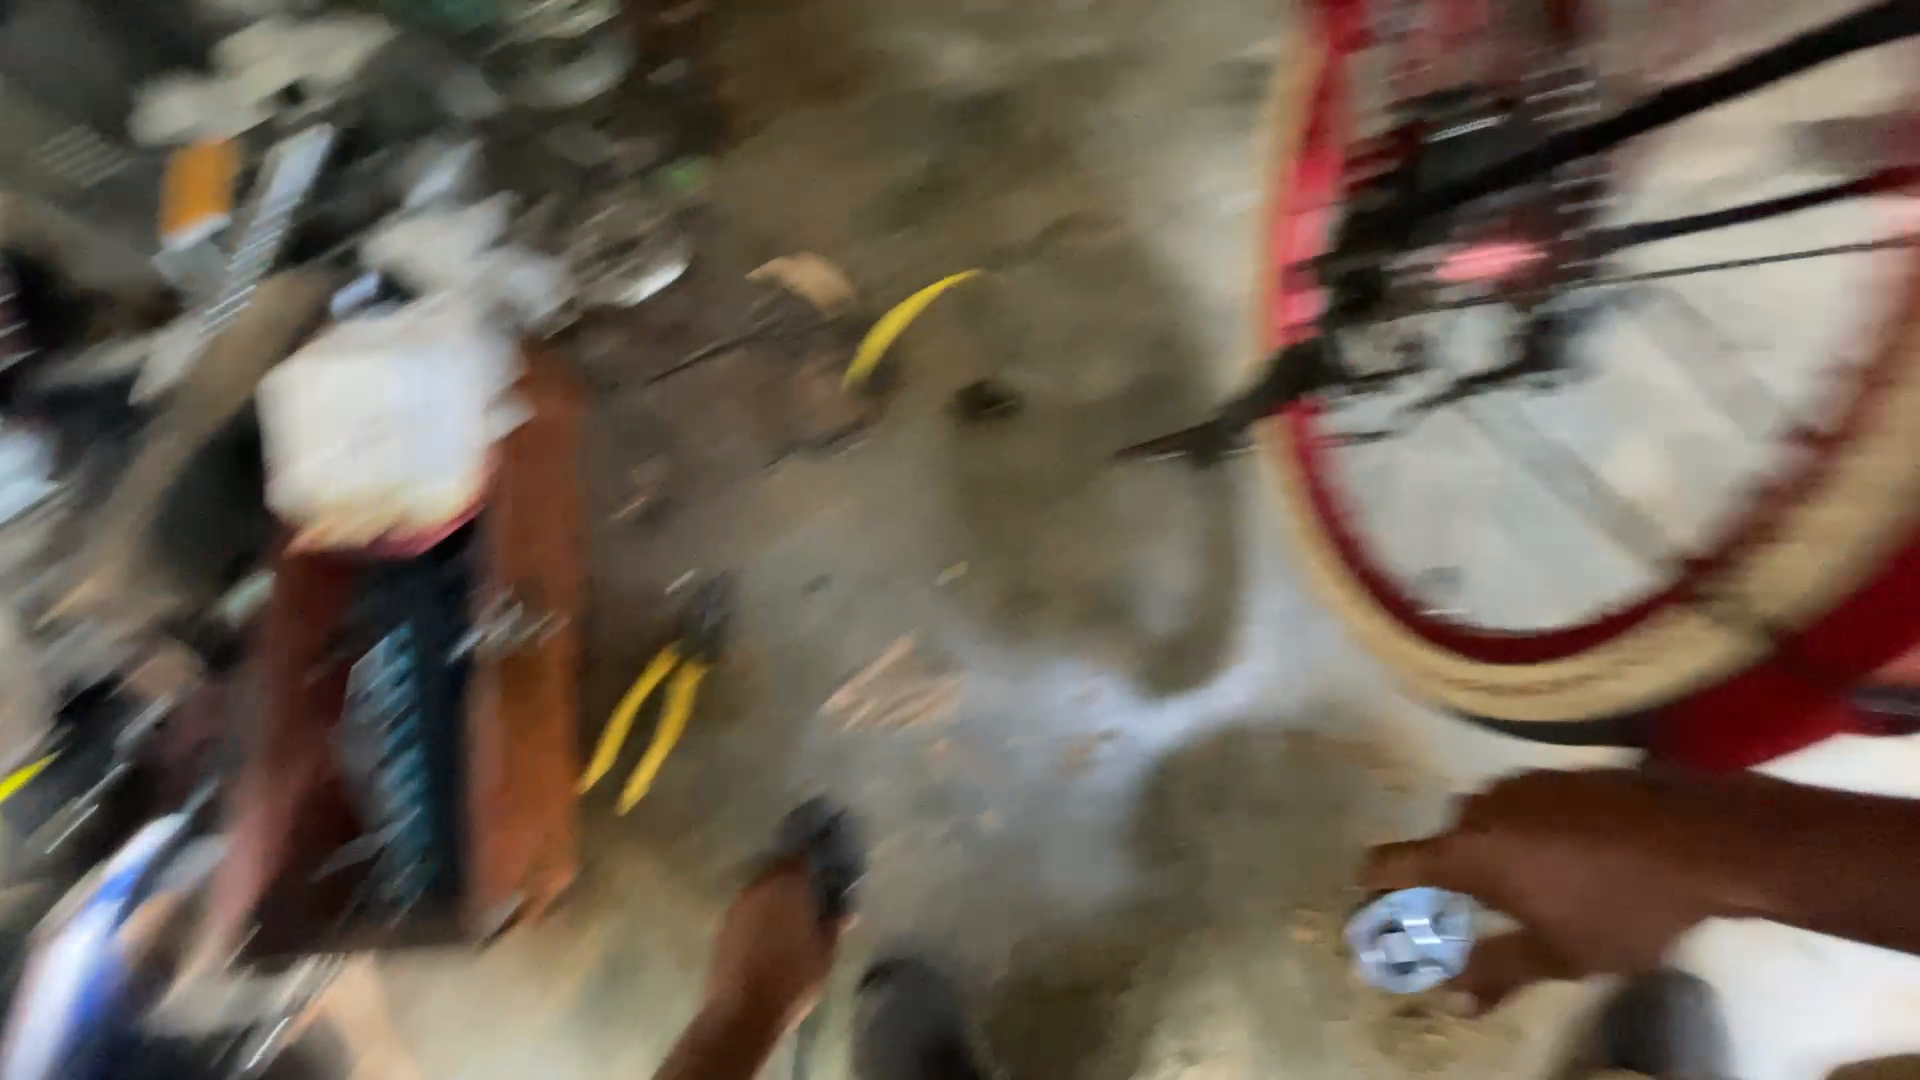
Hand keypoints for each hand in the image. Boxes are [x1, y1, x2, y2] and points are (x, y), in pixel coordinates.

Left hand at [703, 856, 843, 1033]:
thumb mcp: (825, 953)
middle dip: (794, 878)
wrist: (742, 1014)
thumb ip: (834, 926)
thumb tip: (847, 912)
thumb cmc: (793, 978)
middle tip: (808, 895)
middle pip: (779, 870)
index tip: (825, 872)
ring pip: (761, 889)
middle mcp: (761, 886)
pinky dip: (758, 914)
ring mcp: (738, 905)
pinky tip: (766, 934)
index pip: (803, 857)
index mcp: (789, 884)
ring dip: (774, 896)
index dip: (815, 862)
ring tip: (788, 916)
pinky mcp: (723, 926)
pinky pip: (747, 909)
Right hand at [1360, 768, 1779, 1012]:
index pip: (1391, 862)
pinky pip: (1518, 807)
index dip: (1375, 881)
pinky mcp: (1545, 774)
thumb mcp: (1562, 955)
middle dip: (1458, 877)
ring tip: (1547, 882)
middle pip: (1444, 847)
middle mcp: (1472, 811)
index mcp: (1464, 854)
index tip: (1371, 895)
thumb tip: (1450, 1000)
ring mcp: (1509, 786)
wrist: (1697, 840)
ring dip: (1497, 851)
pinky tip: (1575, 853)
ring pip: (1483, 825)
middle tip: (1494, 908)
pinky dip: (1529, 830)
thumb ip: (1497, 971)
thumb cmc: (1620, 906)